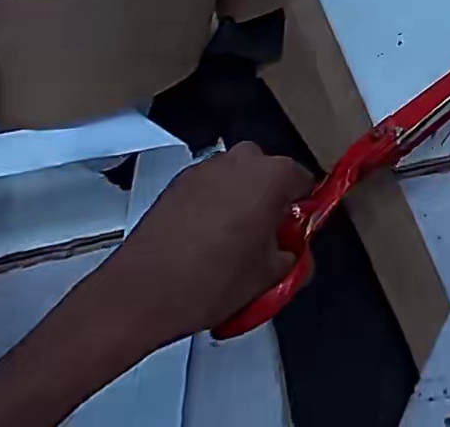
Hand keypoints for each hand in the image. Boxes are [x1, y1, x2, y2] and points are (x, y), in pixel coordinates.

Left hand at [99, 142, 314, 344]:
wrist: (145, 289)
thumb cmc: (210, 280)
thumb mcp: (268, 277)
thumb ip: (294, 257)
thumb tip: (295, 252)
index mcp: (274, 175)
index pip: (304, 181)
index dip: (303, 208)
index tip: (296, 230)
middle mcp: (243, 160)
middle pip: (269, 174)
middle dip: (270, 200)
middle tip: (264, 238)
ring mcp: (209, 166)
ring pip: (237, 178)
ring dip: (240, 200)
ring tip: (231, 243)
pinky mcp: (181, 178)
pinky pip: (210, 185)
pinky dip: (212, 203)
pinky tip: (204, 239)